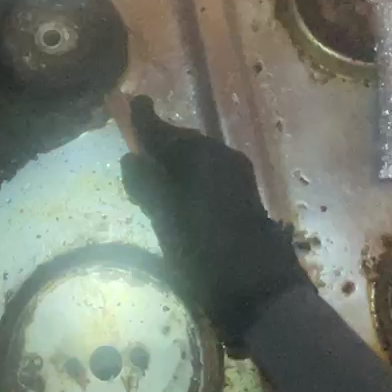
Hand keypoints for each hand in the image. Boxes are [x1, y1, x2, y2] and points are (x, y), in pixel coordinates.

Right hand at [120, 96, 311, 340]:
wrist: (260, 290)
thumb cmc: (205, 252)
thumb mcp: (166, 220)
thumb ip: (147, 185)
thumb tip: (131, 157)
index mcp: (199, 157)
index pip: (164, 132)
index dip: (147, 120)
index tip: (136, 102)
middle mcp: (220, 157)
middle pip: (183, 142)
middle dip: (161, 141)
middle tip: (141, 144)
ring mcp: (236, 174)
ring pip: (198, 157)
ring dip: (176, 160)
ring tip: (156, 171)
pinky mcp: (245, 193)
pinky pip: (210, 170)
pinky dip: (192, 173)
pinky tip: (181, 189)